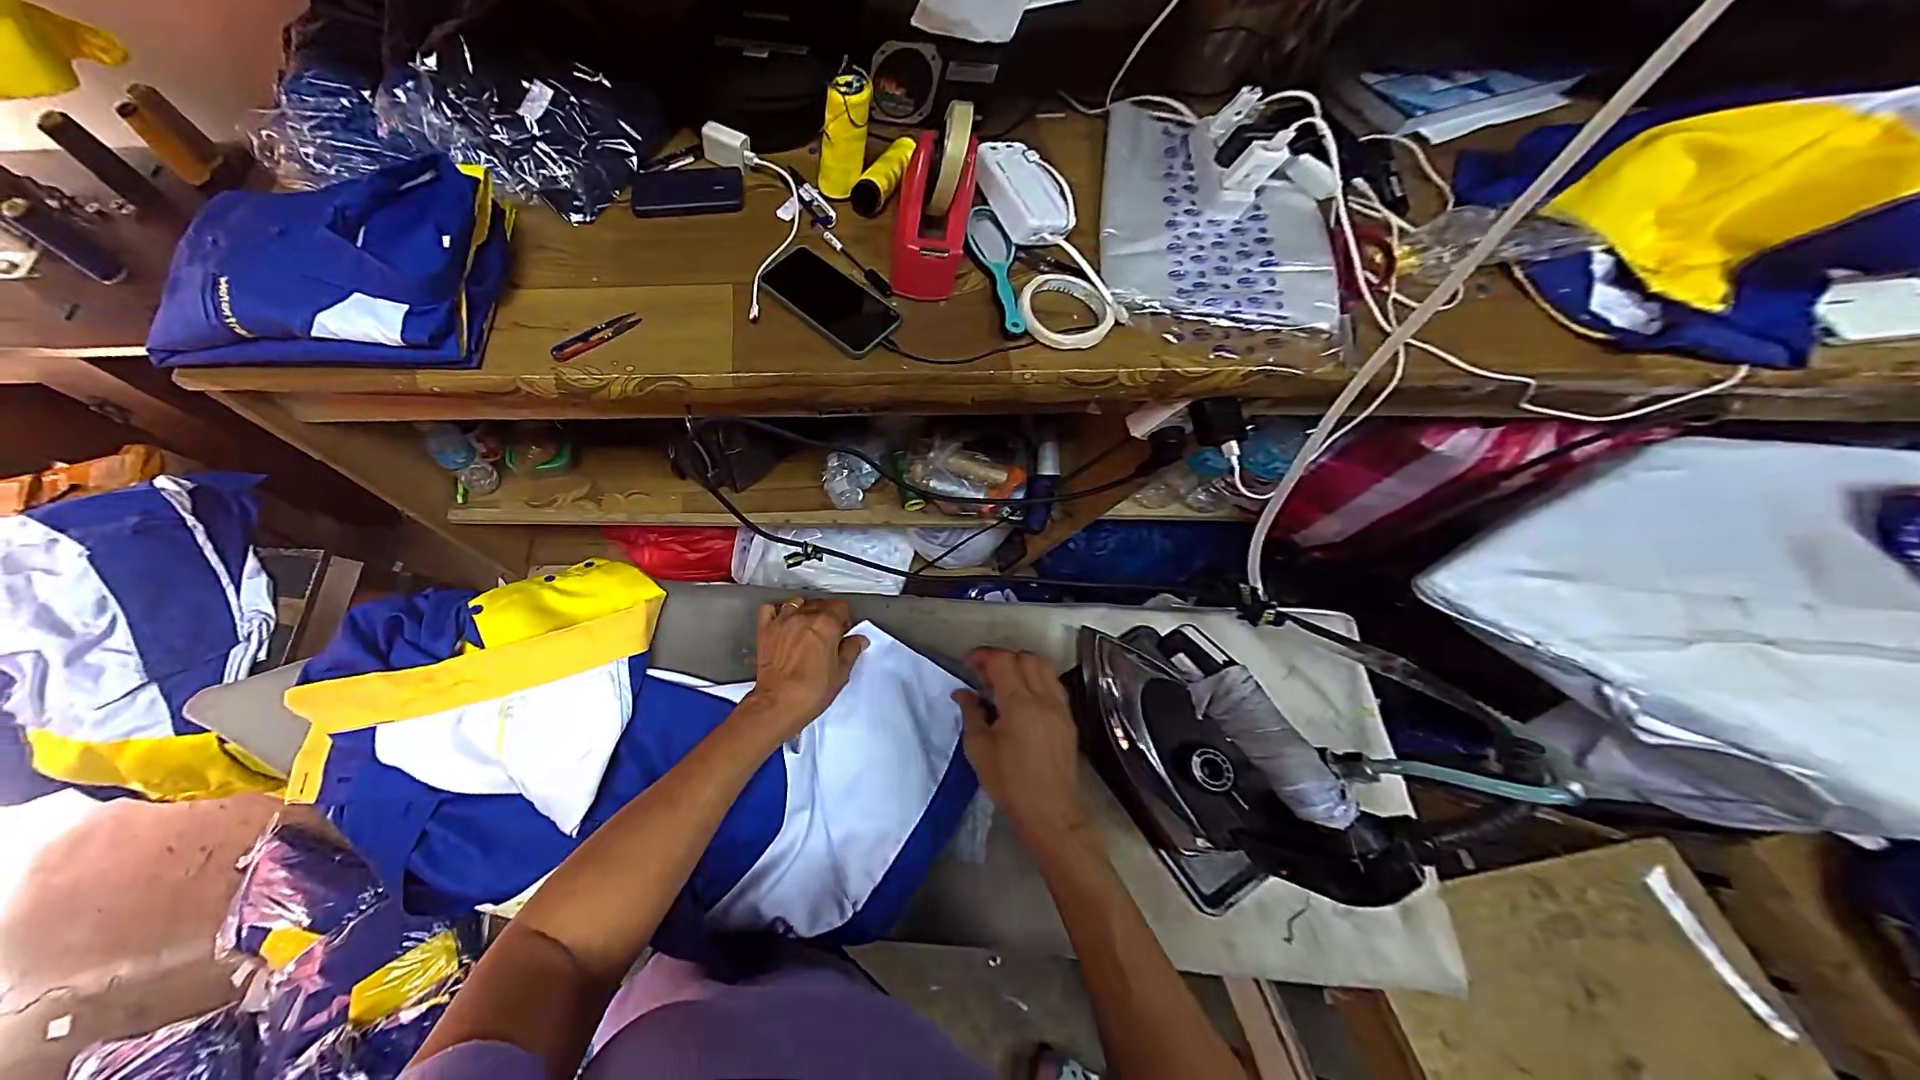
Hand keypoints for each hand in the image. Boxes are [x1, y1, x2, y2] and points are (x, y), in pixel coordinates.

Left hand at [735, 597, 867, 743]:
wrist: (779, 702)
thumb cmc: (810, 690)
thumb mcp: (841, 672)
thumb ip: (851, 650)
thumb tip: (858, 641)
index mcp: (827, 623)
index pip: (840, 607)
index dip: (844, 620)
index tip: (843, 632)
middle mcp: (804, 617)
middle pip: (820, 604)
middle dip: (827, 615)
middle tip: (829, 635)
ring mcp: (782, 621)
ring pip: (797, 603)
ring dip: (804, 611)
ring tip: (807, 628)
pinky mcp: (765, 630)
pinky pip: (769, 609)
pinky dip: (777, 611)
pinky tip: (783, 621)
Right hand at [955, 648, 1092, 854]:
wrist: (1050, 812)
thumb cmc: (1010, 783)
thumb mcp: (978, 749)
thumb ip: (971, 714)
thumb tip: (964, 693)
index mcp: (1020, 704)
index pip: (1002, 661)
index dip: (983, 656)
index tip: (969, 663)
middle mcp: (1044, 699)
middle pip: (1025, 657)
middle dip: (1002, 658)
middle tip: (984, 674)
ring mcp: (1060, 708)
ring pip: (1044, 666)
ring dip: (1022, 665)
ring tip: (1004, 683)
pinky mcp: (1068, 719)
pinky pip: (1054, 684)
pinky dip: (1037, 679)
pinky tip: (1024, 697)